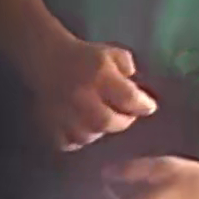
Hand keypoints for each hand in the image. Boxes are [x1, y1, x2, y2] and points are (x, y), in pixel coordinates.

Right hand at [27, 40, 158, 150]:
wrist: (49, 63)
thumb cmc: (85, 58)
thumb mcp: (112, 54)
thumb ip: (128, 70)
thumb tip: (133, 92)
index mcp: (99, 76)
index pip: (127, 97)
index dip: (142, 106)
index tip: (149, 108)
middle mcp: (80, 97)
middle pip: (105, 122)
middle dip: (122, 122)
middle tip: (127, 117)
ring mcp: (62, 114)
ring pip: (86, 135)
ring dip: (99, 132)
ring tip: (104, 123)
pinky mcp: (49, 124)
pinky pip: (66, 143)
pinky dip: (77, 141)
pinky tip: (83, 132)